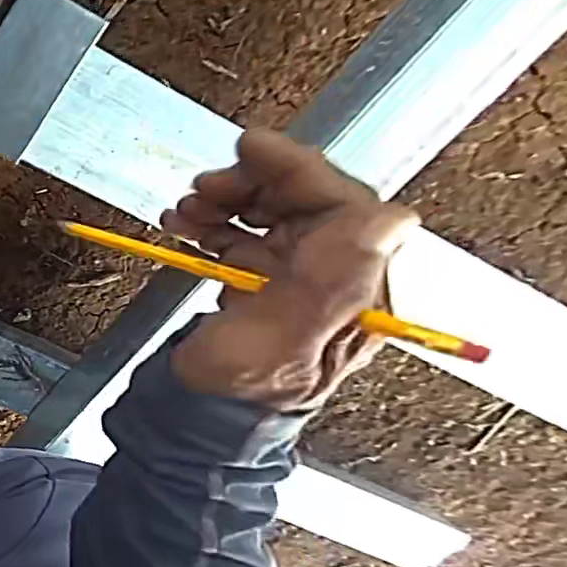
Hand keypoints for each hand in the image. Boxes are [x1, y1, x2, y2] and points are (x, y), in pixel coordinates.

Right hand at [159, 129, 418, 410]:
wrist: (194, 418)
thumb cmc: (233, 391)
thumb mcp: (275, 345)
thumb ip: (325, 288)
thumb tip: (386, 218)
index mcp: (357, 294)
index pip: (347, 209)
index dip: (300, 172)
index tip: (248, 148)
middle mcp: (334, 280)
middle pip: (309, 205)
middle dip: (254, 185)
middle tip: (203, 186)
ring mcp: (294, 279)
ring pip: (273, 215)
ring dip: (226, 201)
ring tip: (184, 208)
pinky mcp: (258, 282)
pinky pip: (241, 234)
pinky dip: (210, 222)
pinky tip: (181, 224)